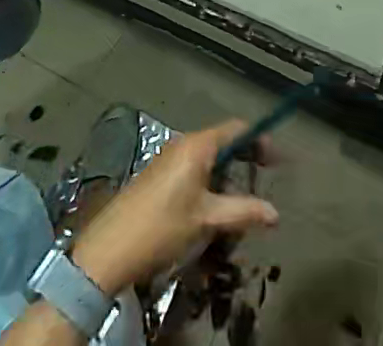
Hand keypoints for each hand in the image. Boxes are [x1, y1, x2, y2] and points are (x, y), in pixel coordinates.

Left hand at [69, 120, 279, 294]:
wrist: (105, 253)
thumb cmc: (160, 228)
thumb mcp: (207, 220)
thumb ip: (244, 211)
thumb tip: (276, 212)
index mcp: (198, 146)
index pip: (238, 129)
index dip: (261, 142)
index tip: (277, 162)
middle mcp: (183, 144)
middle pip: (224, 143)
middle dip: (245, 163)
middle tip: (261, 186)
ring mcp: (167, 160)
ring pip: (208, 160)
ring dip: (227, 178)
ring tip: (237, 207)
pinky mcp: (156, 177)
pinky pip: (192, 171)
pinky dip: (208, 184)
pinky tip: (210, 212)